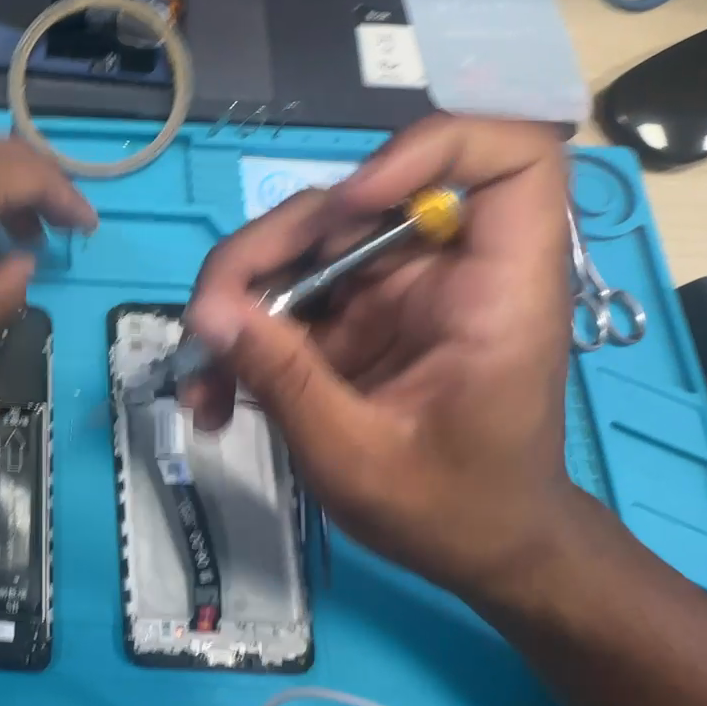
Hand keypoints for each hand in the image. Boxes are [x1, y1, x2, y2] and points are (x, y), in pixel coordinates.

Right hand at [183, 115, 581, 602]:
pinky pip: (277, 307)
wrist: (474, 552)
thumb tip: (205, 313)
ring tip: (201, 384)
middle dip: (259, 257)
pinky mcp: (348, 325)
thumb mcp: (354, 454)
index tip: (347, 207)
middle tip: (206, 325)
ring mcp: (386, 297)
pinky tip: (213, 401)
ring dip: (231, 311)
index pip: (506, 160)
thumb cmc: (449, 510)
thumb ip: (283, 377)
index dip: (424, 154)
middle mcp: (437, 274)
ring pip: (293, 256)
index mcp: (492, 290)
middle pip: (343, 207)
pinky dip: (238, 346)